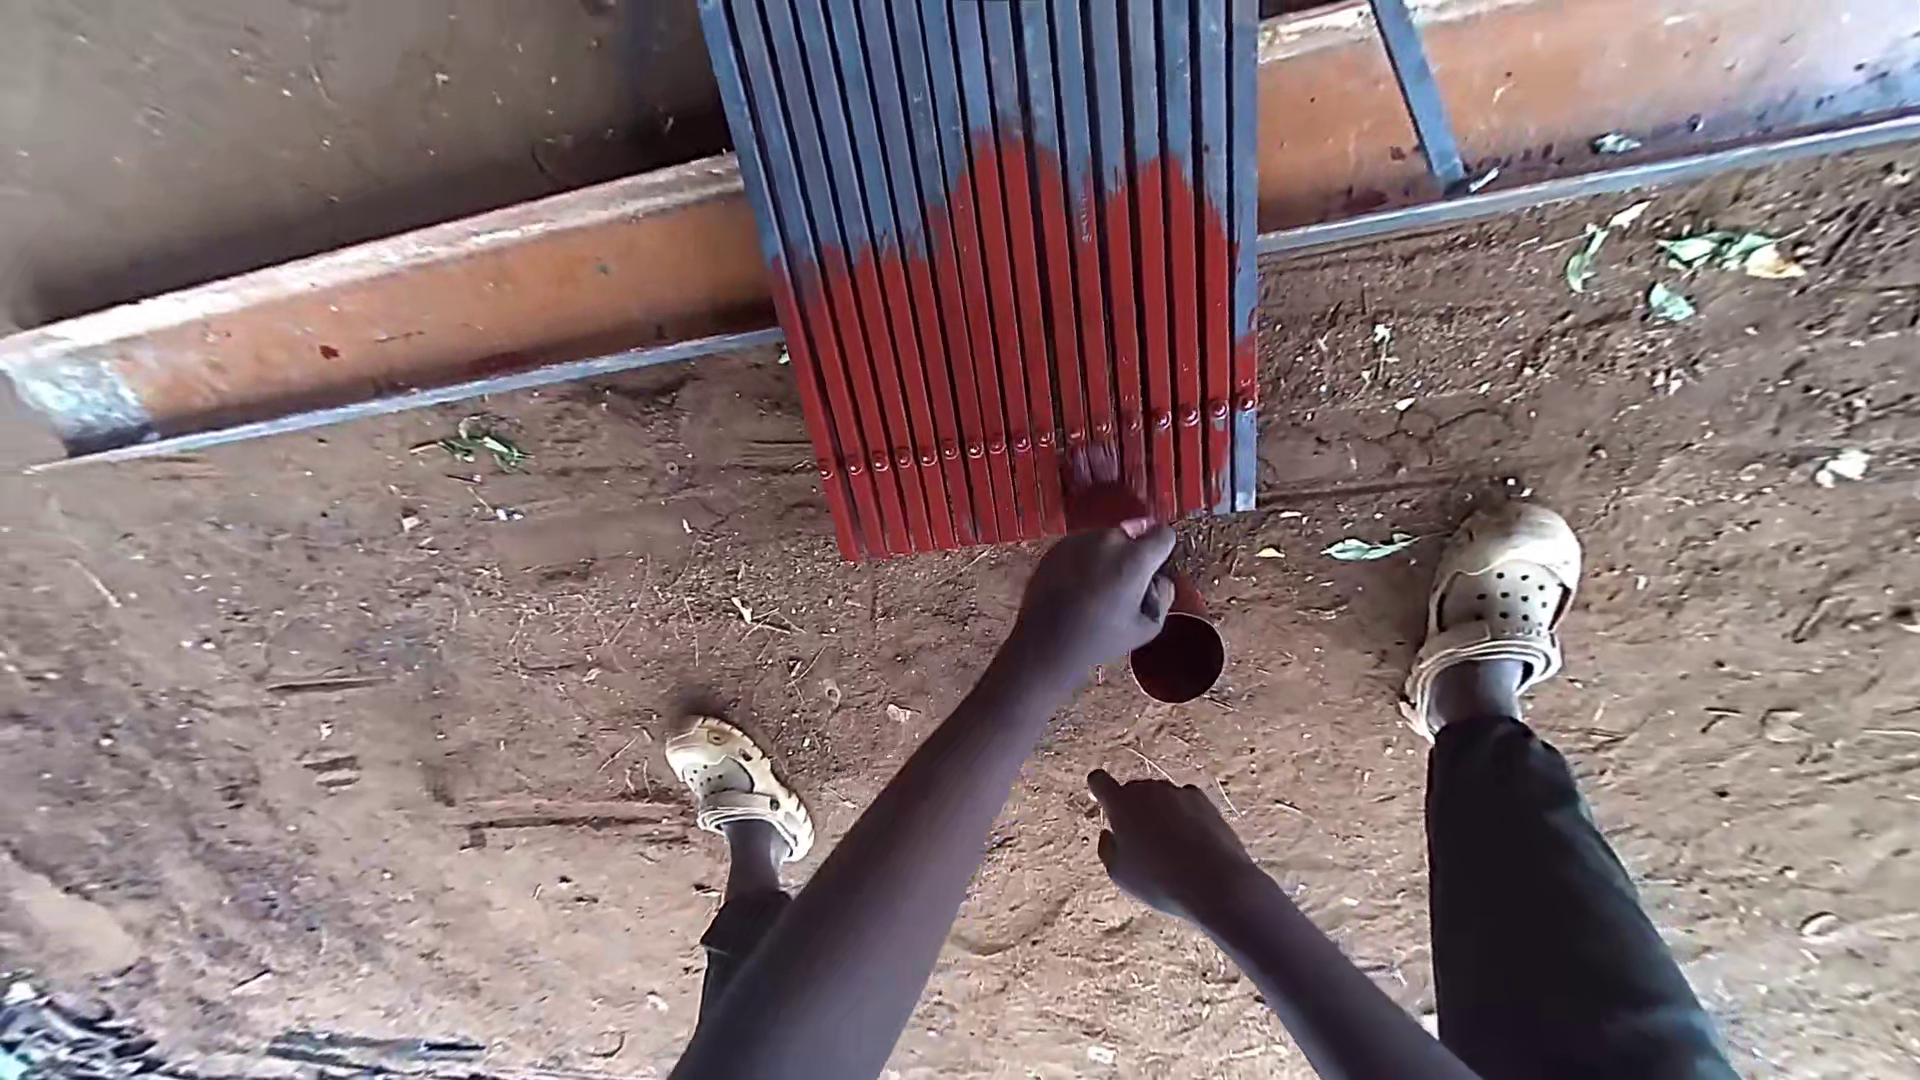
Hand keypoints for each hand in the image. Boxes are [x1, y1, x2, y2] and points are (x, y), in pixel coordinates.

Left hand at [1009, 519, 1175, 671]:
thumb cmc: (1100, 638)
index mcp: (1135, 558)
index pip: (1163, 534)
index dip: (1163, 550)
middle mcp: (1107, 540)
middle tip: (1121, 588)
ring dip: (1105, 557)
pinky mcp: (1056, 547)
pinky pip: (1080, 548)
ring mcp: (1078, 540)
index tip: (1155, 567)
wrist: (1046, 642)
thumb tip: (1159, 578)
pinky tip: (1075, 588)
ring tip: (1094, 591)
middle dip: (1131, 556)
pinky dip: (1082, 560)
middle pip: (1131, 537)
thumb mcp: (1148, 626)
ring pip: (1104, 542)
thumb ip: (1164, 593)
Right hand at [1089, 768, 1260, 921]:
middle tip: (1142, 840)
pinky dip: (1184, 814)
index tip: (1103, 801)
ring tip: (1172, 847)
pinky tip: (1192, 841)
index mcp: (1120, 803)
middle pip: (1132, 790)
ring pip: (1159, 796)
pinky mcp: (1201, 799)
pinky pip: (1184, 801)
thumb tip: (1110, 834)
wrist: (1216, 884)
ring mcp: (1175, 792)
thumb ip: (1108, 848)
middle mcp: (1146, 789)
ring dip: (1159, 811)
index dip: (1099, 789)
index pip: (1099, 780)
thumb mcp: (1120, 874)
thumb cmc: (1160, 882)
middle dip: (1133, 808)